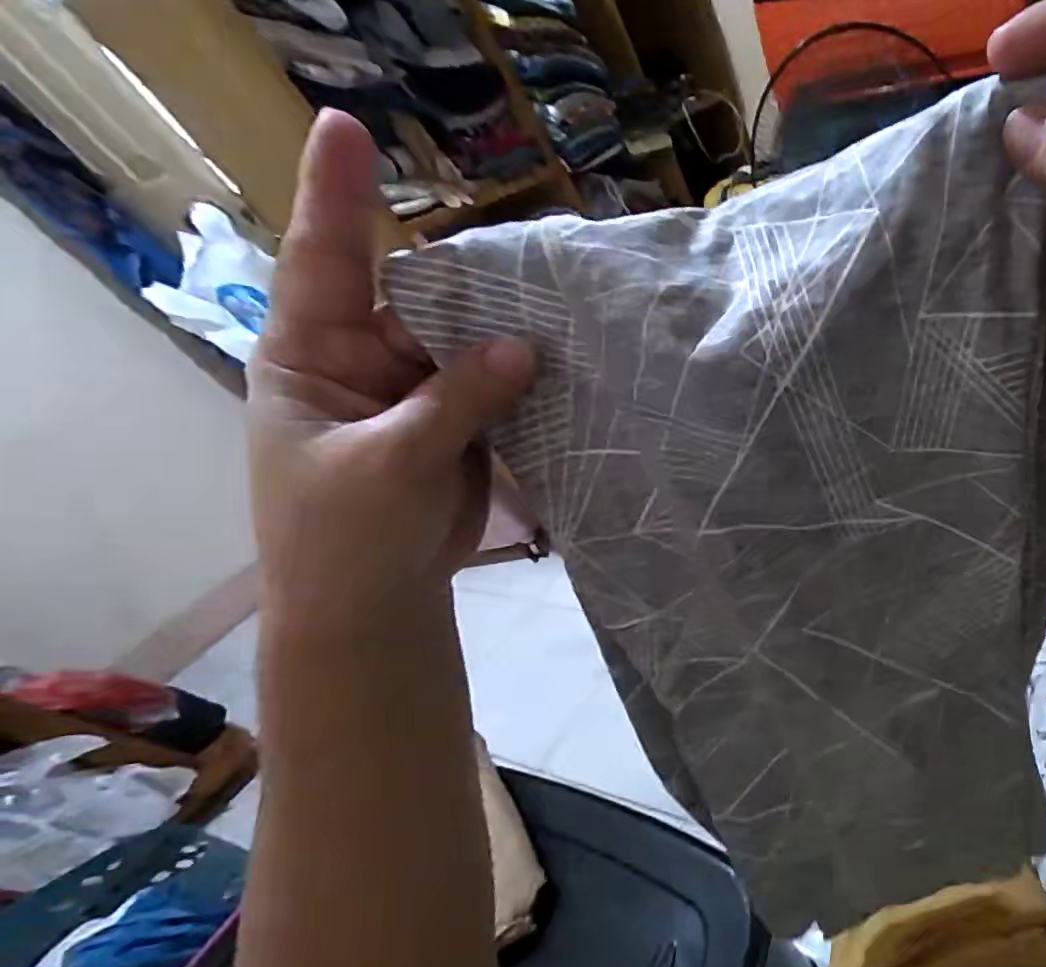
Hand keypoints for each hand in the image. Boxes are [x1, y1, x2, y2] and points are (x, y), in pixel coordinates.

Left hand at [247, 110, 535, 624]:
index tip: (347, 126)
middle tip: (528, 252)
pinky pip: (500, 391)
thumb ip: (455, 400)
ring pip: (472, 348)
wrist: (377, 597)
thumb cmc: (346, 529)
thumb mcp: (391, 459)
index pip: (325, 259)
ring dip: (512, 333)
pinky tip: (567, 363)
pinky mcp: (464, 428)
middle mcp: (369, 362)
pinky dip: (530, 380)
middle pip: (421, 300)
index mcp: (314, 355)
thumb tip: (524, 345)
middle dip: (467, 276)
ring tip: (564, 304)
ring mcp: (423, 396)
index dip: (337, 194)